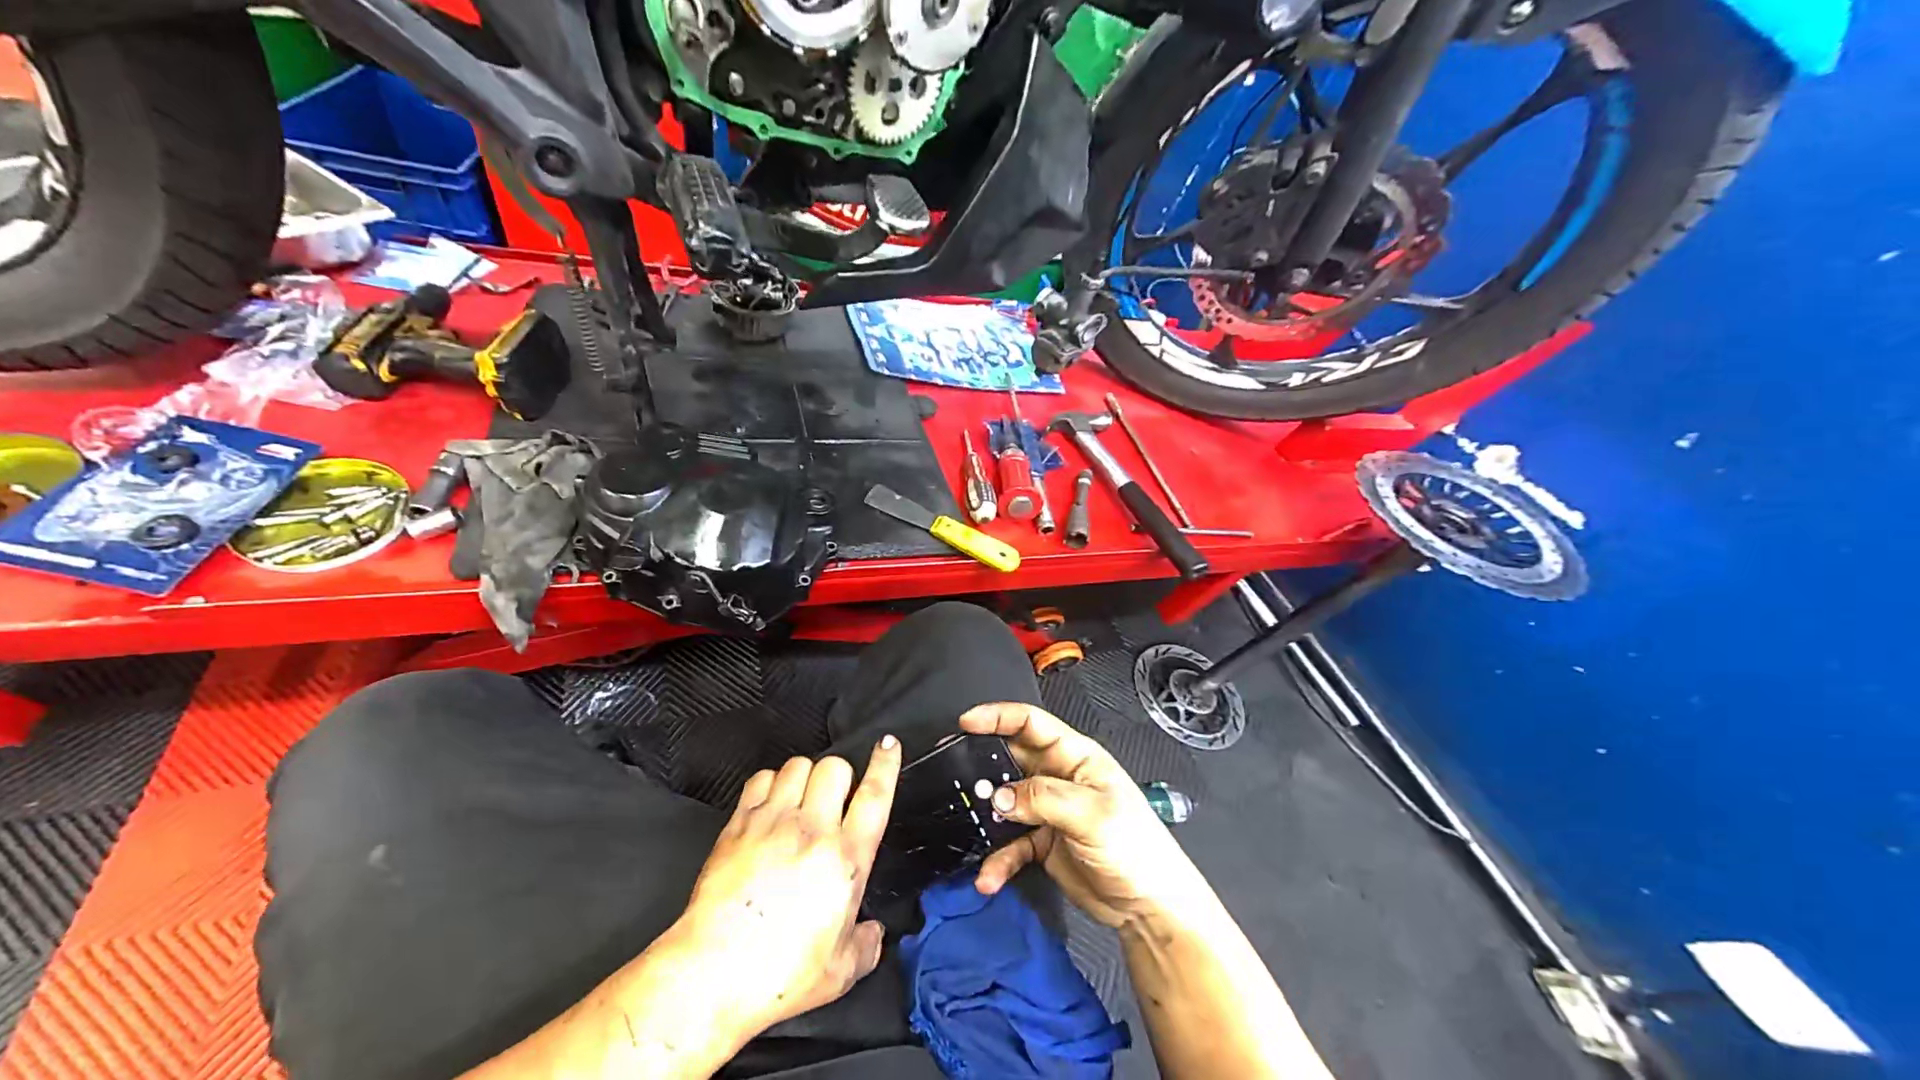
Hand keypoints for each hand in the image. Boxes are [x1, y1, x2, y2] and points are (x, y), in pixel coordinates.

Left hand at [674, 737, 900, 1035]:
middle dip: (841, 774)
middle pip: (834, 767)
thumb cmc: (775, 975)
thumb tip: (874, 933)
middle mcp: (812, 832)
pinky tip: (771, 801)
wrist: (712, 975)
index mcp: (846, 860)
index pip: (875, 793)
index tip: (888, 746)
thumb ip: (867, 945)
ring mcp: (772, 824)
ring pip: (797, 765)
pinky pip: (759, 779)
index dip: (886, 763)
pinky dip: (769, 782)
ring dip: (806, 775)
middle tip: (836, 795)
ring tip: (804, 796)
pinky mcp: (738, 826)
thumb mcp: (840, 971)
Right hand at [962, 702, 1209, 928]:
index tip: (967, 722)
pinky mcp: (1043, 842)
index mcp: (1076, 757)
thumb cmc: (1137, 849)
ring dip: (987, 818)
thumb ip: (1044, 799)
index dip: (998, 717)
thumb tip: (999, 796)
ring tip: (972, 829)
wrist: (1149, 907)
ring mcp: (1049, 811)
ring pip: (1005, 803)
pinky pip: (1010, 843)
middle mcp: (1059, 778)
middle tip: (958, 779)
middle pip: (1011, 760)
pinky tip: (990, 876)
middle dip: (983, 768)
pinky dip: (997, 858)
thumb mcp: (1093, 815)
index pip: (1031, 724)